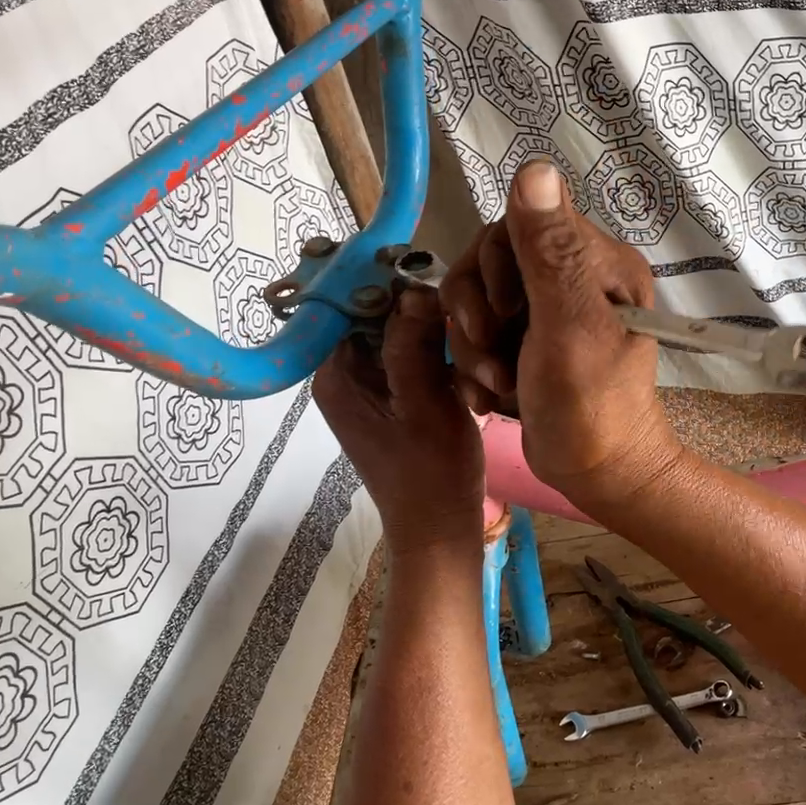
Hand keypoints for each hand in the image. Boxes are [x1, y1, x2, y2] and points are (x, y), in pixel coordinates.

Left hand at [310, 287, 483, 552]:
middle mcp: (344, 376)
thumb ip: (412, 345)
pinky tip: (466, 360)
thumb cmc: (431, 473)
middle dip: (417, 310)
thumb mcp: (425, 404)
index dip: (388, 284)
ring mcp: (370, 387)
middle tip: (461, 311)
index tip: (432, 276)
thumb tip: (414, 287)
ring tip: (468, 336)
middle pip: (377, 316)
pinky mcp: (395, 397)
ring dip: (433, 332)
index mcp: (337, 375)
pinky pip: (412, 357)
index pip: (351, 305)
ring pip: (399, 335)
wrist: (441, 528)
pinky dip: (438, 353)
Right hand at [440, 160, 684, 510]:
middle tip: (490, 356)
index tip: (500, 314)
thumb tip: (535, 167)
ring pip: (477, 297)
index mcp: (598, 260)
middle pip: (490, 259)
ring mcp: (549, 308)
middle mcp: (574, 274)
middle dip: (477, 312)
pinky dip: (476, 363)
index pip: (521, 222)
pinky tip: (491, 394)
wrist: (597, 473)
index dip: (494, 264)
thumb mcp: (571, 325)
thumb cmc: (591, 403)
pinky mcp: (528, 339)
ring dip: (474, 345)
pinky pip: (480, 330)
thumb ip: (550, 251)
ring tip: (496, 383)